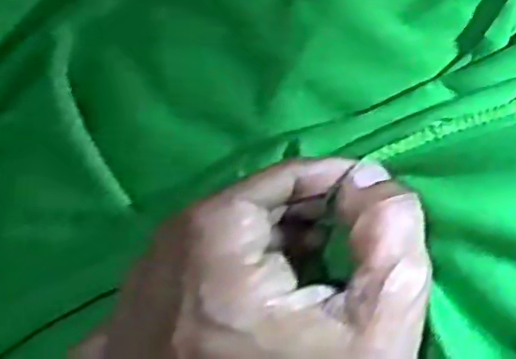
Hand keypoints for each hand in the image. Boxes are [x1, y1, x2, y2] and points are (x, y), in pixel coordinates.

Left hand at [73, 158, 430, 358]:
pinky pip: (143, 304)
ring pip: (169, 259)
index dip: (297, 174)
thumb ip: (391, 224)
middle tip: (330, 209)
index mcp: (214, 303)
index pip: (237, 201)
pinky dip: (200, 275)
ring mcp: (124, 356)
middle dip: (273, 200)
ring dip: (240, 233)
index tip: (352, 182)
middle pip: (197, 225)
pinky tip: (248, 291)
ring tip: (302, 245)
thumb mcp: (390, 305)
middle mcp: (150, 325)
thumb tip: (368, 179)